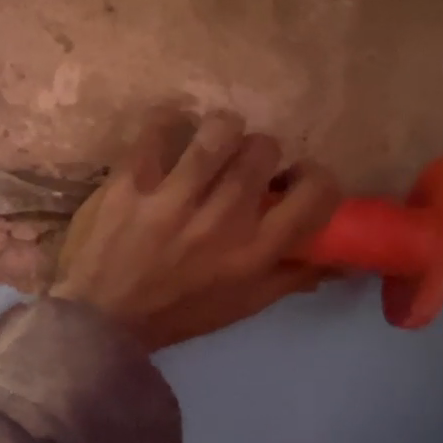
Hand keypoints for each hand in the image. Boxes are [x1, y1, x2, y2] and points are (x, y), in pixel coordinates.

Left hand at [50, 111, 340, 349]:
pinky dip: (167, 121)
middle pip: (263, 149)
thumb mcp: (242, 305)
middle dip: (257, 151)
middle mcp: (219, 221)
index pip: (316, 192)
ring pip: (218, 131)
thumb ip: (292, 276)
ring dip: (219, 131)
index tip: (292, 177)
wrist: (99, 321)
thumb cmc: (174, 315)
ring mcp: (170, 201)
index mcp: (254, 253)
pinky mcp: (127, 186)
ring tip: (207, 143)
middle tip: (239, 164)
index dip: (313, 175)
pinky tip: (168, 132)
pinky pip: (157, 130)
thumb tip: (343, 255)